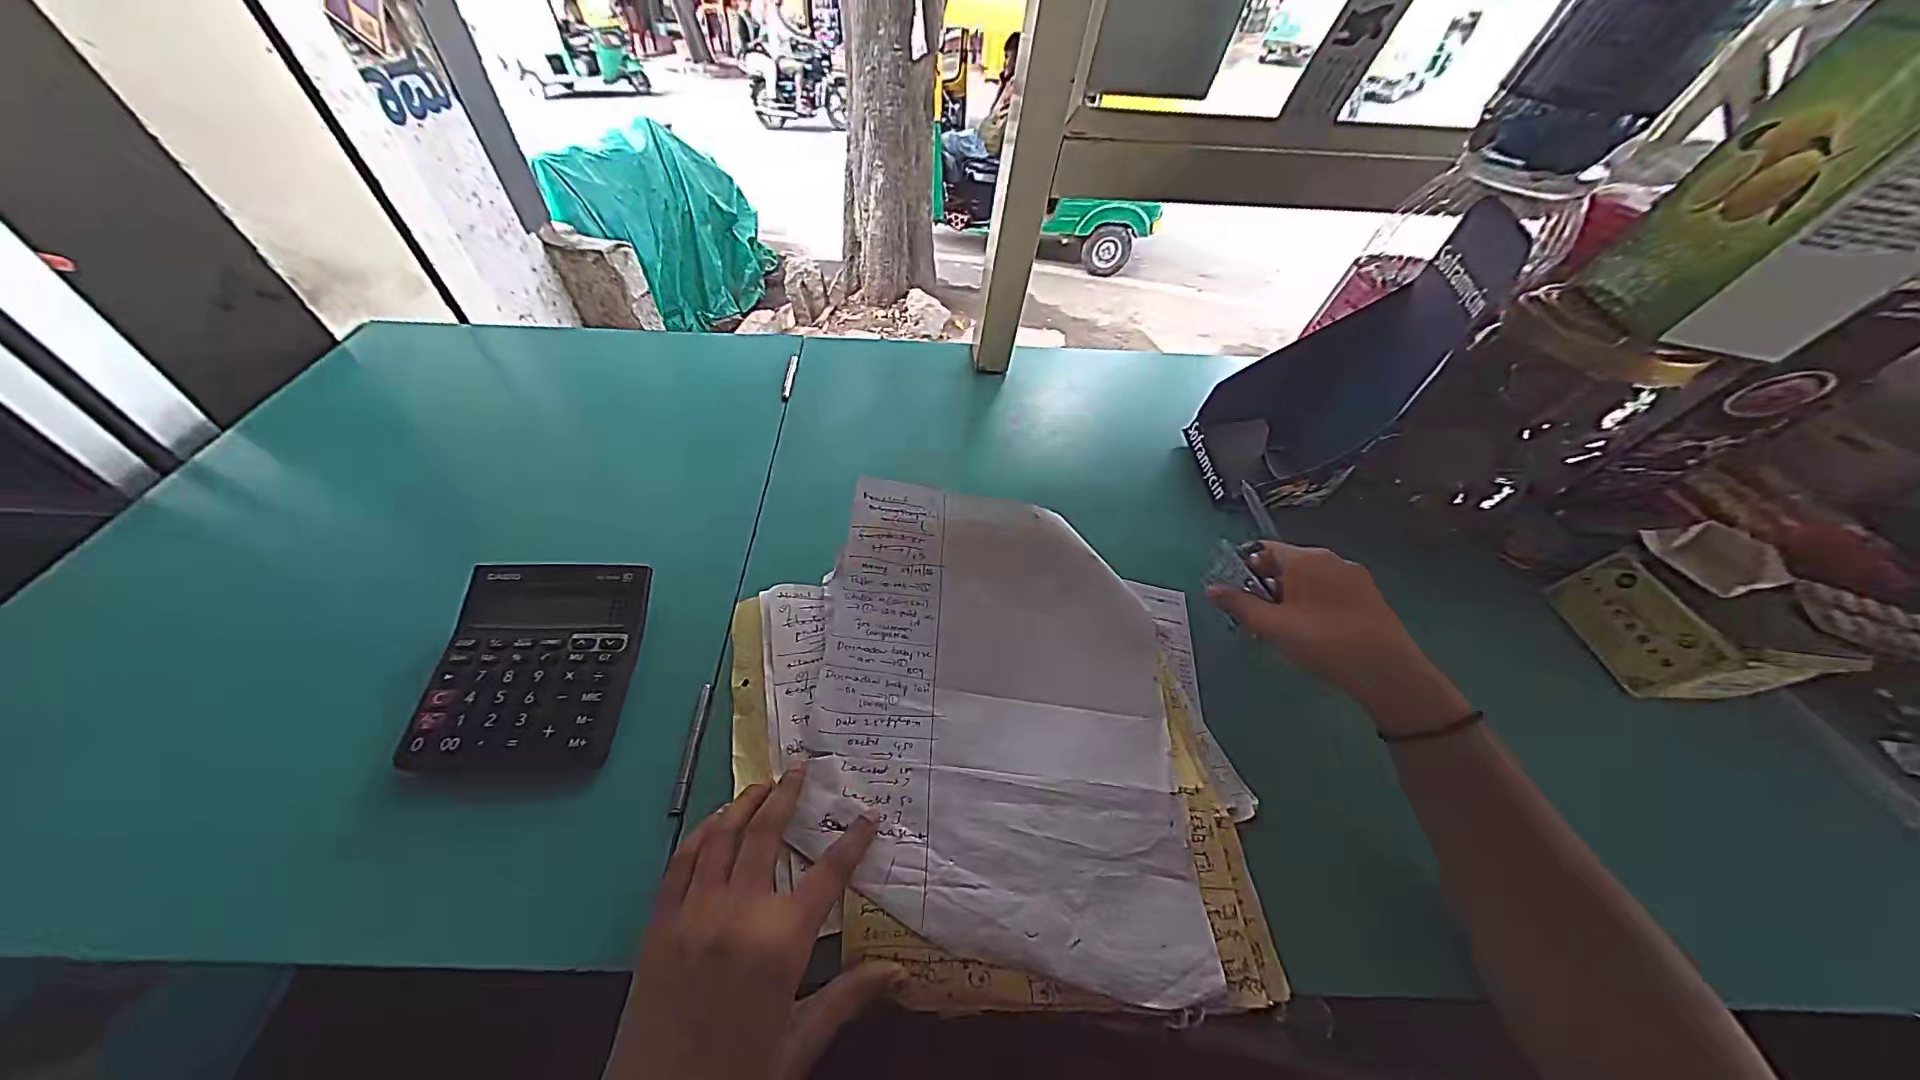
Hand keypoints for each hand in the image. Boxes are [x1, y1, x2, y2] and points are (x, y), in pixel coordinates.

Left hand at [609, 766, 899, 1079]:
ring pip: (722, 838)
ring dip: (744, 804)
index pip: (829, 874)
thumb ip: (850, 996)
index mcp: (781, 941)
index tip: (869, 815)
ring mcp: (694, 913)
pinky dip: (700, 834)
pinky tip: (713, 823)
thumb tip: (899, 972)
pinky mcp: (659, 923)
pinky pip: (681, 862)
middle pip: (767, 835)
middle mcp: (739, 913)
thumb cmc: (738, 1072)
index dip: (853, 840)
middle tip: (800, 768)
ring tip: (762, 784)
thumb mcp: (801, 1040)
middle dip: (788, 796)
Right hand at [1206, 541, 1472, 737]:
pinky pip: (1328, 591)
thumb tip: (1212, 589)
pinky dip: (1312, 604)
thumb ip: (1239, 605)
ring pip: (1307, 580)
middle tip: (1258, 618)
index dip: (1245, 570)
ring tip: (1284, 630)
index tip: (1238, 596)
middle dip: (1266, 587)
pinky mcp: (1367, 595)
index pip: (1263, 549)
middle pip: (1285, 564)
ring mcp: (1352, 576)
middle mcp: (1330, 559)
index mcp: (1305, 558)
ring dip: (1289, 598)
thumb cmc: (1324, 642)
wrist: (1387, 672)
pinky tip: (1312, 633)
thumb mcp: (1272, 626)